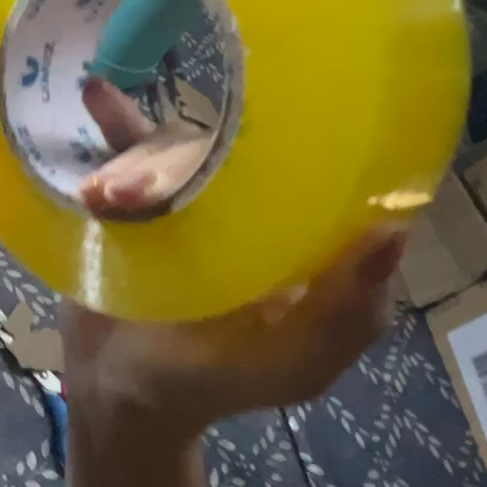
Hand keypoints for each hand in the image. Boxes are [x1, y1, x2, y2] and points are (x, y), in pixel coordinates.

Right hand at [62, 79, 406, 443]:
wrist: (117, 393)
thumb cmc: (213, 383)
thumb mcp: (293, 364)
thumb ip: (346, 314)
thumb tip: (391, 229)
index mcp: (290, 232)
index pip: (307, 167)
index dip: (304, 133)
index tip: (290, 101)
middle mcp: (239, 202)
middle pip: (218, 153)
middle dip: (173, 167)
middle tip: (130, 198)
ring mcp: (177, 199)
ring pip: (162, 153)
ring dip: (131, 162)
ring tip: (100, 196)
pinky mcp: (124, 204)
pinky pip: (118, 154)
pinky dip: (109, 122)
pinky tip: (95, 93)